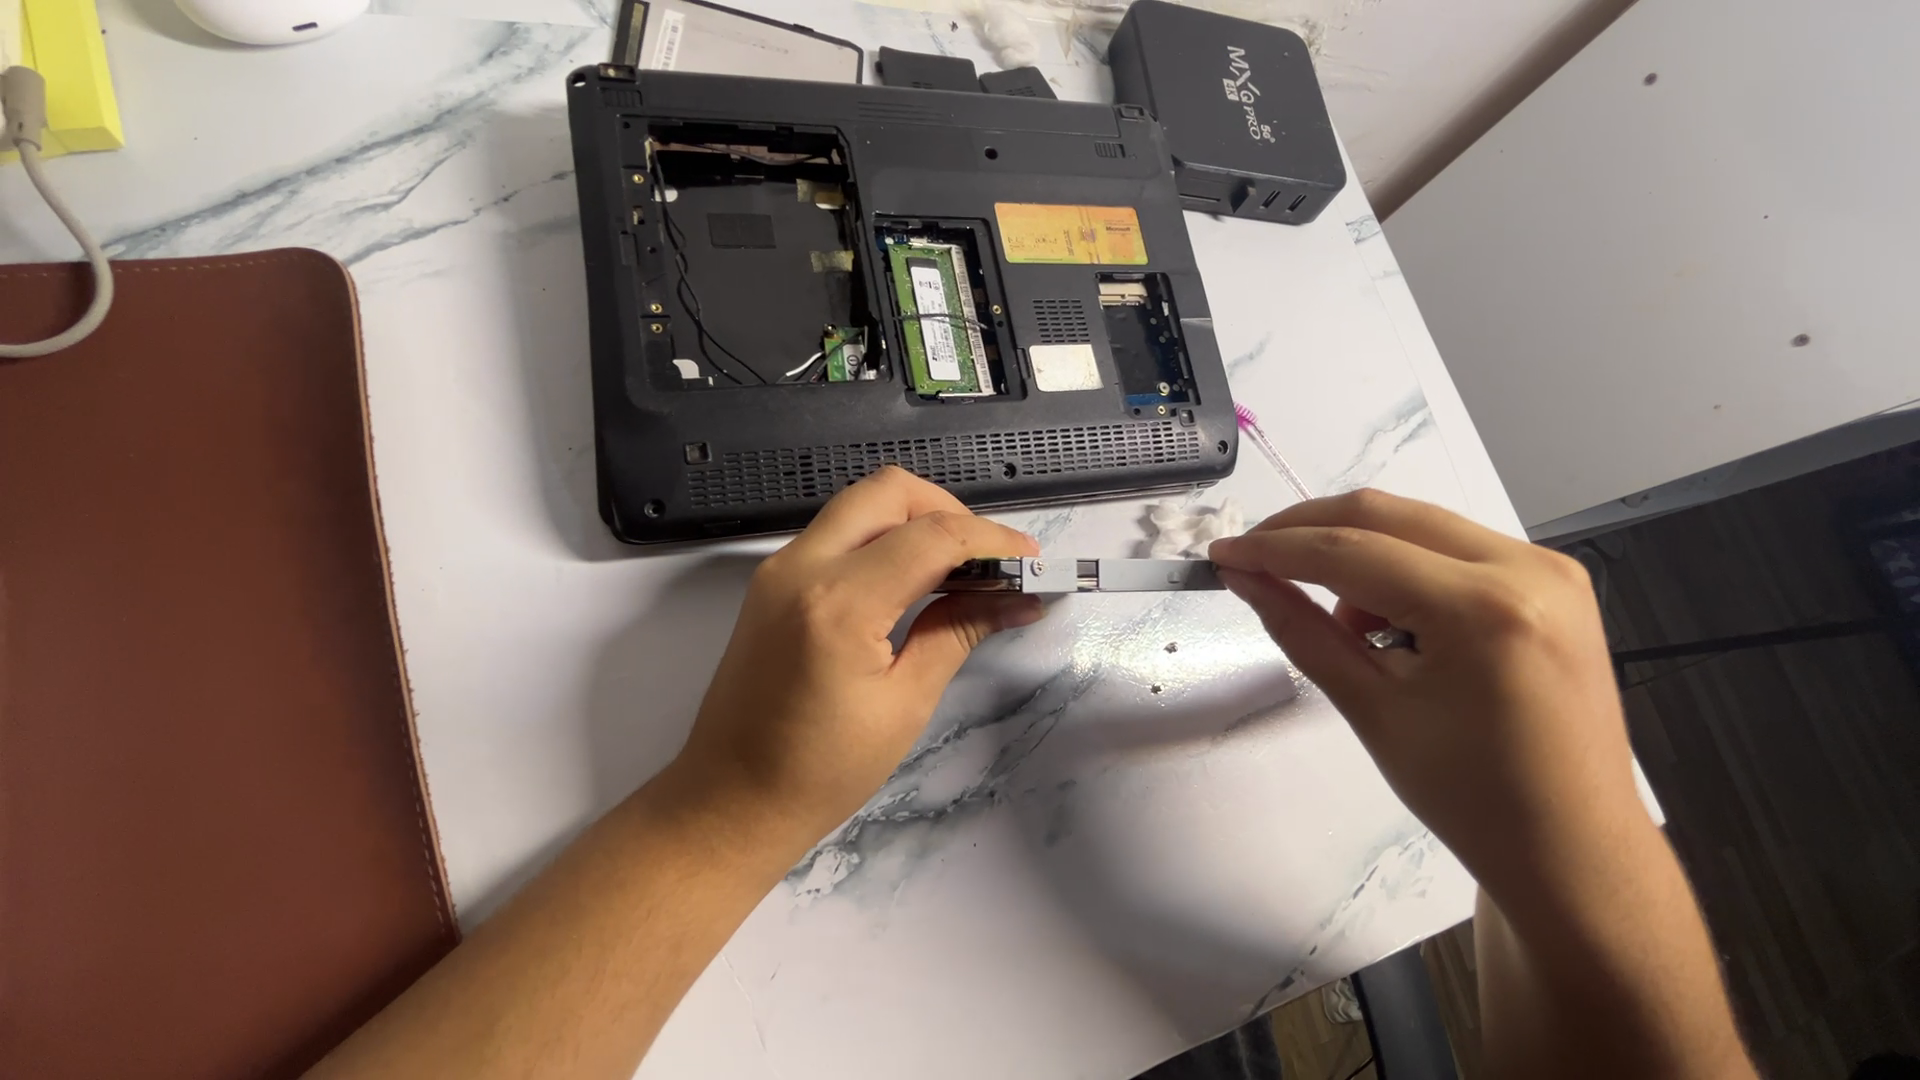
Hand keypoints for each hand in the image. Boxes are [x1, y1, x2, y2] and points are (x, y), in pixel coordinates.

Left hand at [671, 467, 1041, 847]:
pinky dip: (882, 538)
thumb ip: (959, 633)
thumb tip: (1019, 600)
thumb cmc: (822, 771)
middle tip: (985, 560)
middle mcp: (802, 566)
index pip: (932, 536)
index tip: (1030, 559)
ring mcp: (780, 568)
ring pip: (860, 504)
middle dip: (948, 511)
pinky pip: (837, 532)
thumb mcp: (905, 703)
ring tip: (956, 570)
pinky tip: (911, 580)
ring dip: (914, 520)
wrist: (729, 799)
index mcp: (839, 603)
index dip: (991, 539)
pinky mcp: (772, 581)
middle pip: (889, 490)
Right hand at [1207, 490, 1639, 886]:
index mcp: (1484, 609)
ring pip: (1416, 523)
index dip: (1274, 548)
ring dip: (1354, 551)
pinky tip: (1389, 624)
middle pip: (1385, 514)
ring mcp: (1548, 568)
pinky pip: (1450, 546)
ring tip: (1341, 624)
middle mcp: (1527, 567)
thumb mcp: (1369, 707)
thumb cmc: (1469, 795)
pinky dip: (1399, 566)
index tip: (1222, 554)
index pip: (1351, 552)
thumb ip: (1299, 628)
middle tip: (1253, 558)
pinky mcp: (1551, 581)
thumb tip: (1244, 576)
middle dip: (1306, 529)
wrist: (1573, 848)